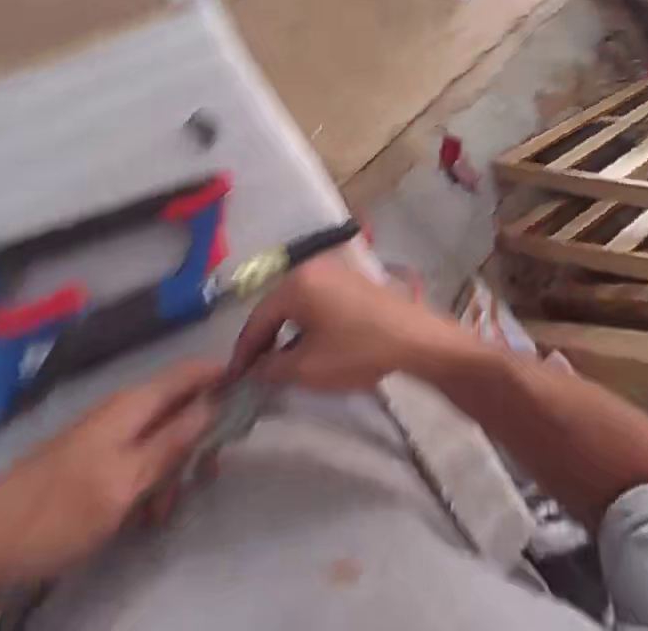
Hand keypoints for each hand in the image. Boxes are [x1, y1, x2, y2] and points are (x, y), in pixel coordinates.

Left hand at [0, 362, 220, 595]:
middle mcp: (123, 409)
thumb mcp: (126, 481)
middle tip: (206, 476)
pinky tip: (142, 515)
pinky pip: (138, 459)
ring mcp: (106, 434)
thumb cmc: (61, 512)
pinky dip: (150, 482)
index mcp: (133, 404)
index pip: (191, 372)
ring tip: (163, 512)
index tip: (254, 395)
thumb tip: (216, 401)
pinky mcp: (94, 459)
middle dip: (200, 439)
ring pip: (162, 438)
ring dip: (173, 470)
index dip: (225, 375)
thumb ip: (173, 440)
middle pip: (181, 407)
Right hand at [228, 249, 476, 389]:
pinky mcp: (352, 280)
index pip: (257, 319)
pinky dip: (307, 323)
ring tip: (279, 362)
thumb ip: (271, 368)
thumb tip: (256, 369)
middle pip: (276, 307)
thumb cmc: (358, 350)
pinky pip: (317, 300)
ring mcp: (335, 271)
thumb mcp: (307, 367)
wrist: (415, 339)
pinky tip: (308, 345)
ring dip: (286, 332)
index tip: (233, 378)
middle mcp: (312, 268)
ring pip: (297, 304)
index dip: (243, 352)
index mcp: (296, 283)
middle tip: (253, 371)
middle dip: (263, 340)